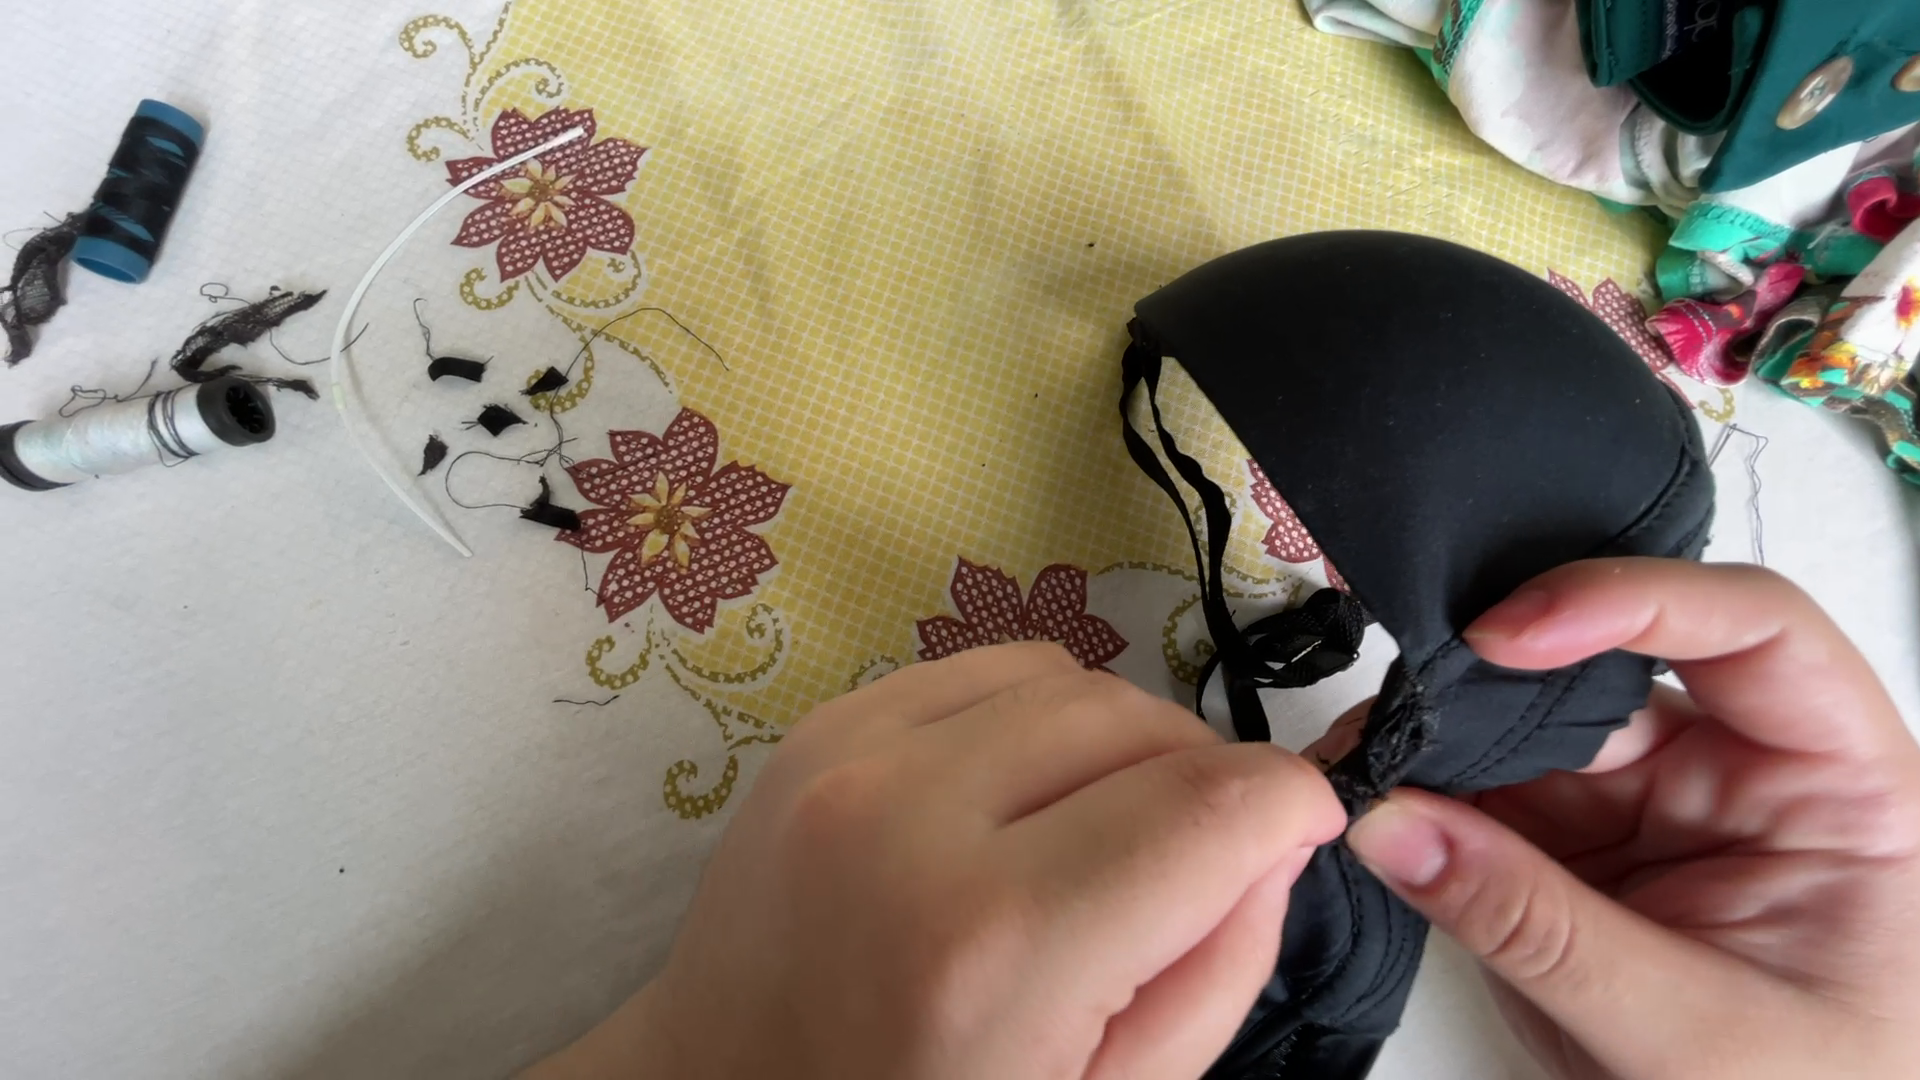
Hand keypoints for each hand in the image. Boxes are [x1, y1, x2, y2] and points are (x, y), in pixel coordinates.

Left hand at [527, 642, 1343, 1079]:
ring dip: (1117, 735)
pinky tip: (1020, 781)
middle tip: (1195, 839)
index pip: (1203, 808)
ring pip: (1064, 674)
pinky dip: (1037, 712)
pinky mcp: (826, 720)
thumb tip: (1270, 831)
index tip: (1303, 819)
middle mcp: (909, 814)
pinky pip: (986, 669)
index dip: (1288, 801)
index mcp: (991, 946)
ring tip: (1099, 814)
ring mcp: (851, 747)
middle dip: (1200, 770)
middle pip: (1132, 718)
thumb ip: (1216, 965)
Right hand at [1340, 560, 1919, 1078]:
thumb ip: (1535, 926)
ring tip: (1355, 758)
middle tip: (1390, 707)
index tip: (1504, 635)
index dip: (1627, 601)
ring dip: (1423, 726)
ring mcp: (1616, 790)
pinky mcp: (1540, 819)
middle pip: (1586, 661)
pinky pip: (1458, 770)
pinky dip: (1401, 772)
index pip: (1748, 629)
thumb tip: (1389, 823)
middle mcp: (1712, 766)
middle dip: (1473, 672)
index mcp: (1824, 789)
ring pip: (1502, 713)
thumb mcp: (1697, 1038)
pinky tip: (1361, 781)